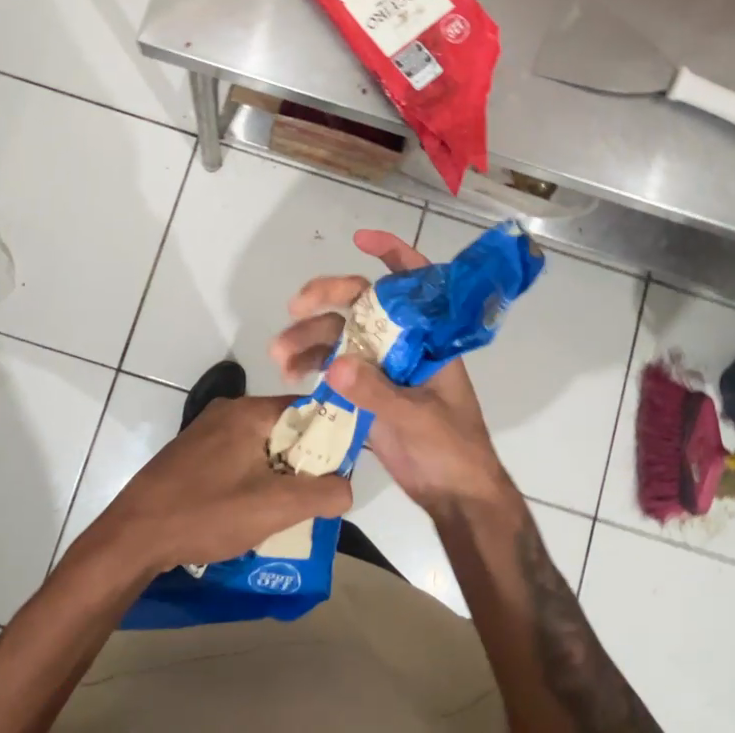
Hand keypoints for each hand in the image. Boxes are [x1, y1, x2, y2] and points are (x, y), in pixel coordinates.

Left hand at [86, 394, 352, 573]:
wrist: (134, 536)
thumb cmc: (207, 513)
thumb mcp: (276, 507)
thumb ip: (324, 493)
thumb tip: (347, 486)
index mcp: (249, 411)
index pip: (308, 409)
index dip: (332, 438)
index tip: (342, 472)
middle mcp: (229, 412)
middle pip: (286, 429)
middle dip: (305, 463)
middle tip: (318, 498)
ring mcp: (206, 433)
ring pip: (262, 448)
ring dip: (279, 476)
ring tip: (290, 511)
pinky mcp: (192, 456)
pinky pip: (238, 460)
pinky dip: (254, 481)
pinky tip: (254, 513)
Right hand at [269, 230, 515, 516]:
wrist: (455, 496)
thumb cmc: (454, 449)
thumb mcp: (419, 419)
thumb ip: (377, 393)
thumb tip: (334, 365)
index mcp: (427, 339)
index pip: (415, 283)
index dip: (393, 254)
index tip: (361, 239)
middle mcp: (401, 345)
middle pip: (362, 306)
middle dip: (327, 297)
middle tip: (296, 305)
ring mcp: (381, 369)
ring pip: (340, 337)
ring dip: (308, 338)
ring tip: (278, 354)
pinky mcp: (365, 394)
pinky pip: (333, 369)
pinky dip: (311, 366)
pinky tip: (290, 374)